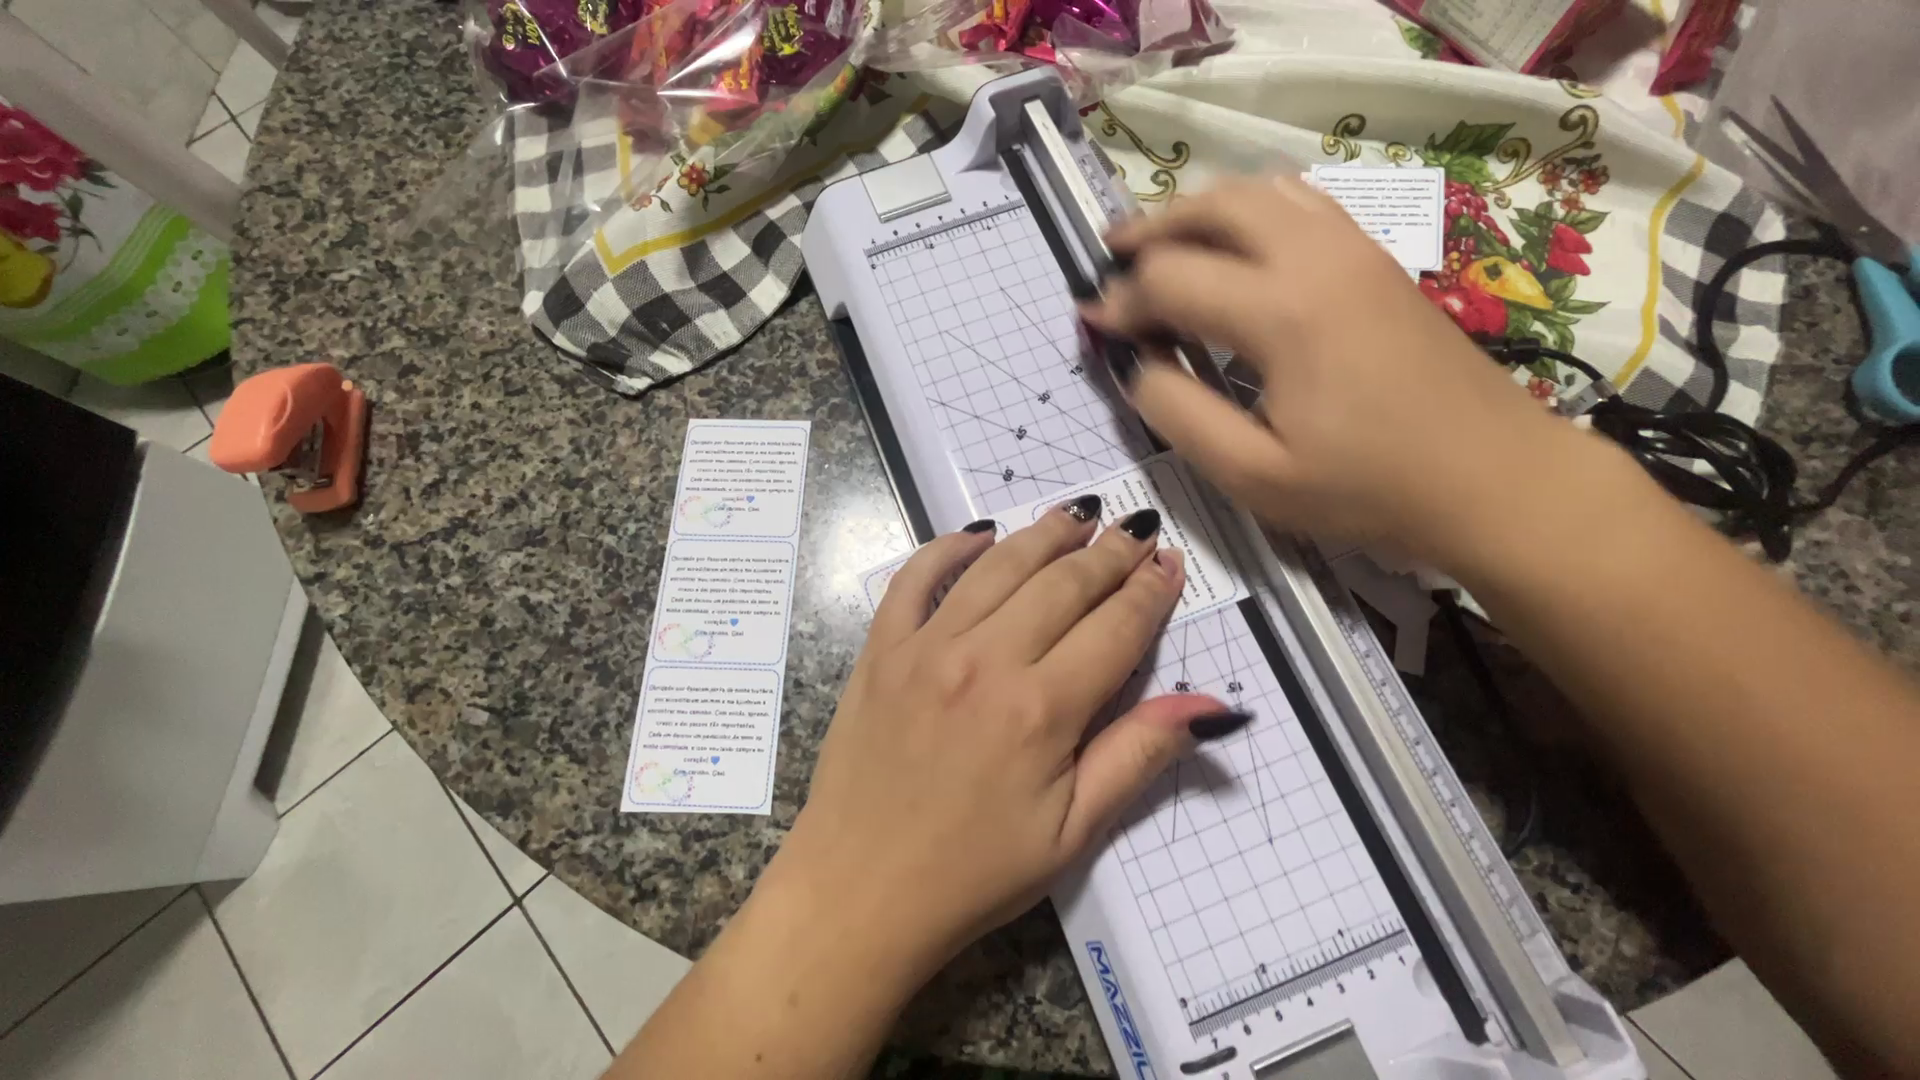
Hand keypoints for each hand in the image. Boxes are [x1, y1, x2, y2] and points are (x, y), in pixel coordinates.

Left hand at [771, 500, 1244, 978]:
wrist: (860, 892)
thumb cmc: (975, 874)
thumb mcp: (1072, 832)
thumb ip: (1138, 756)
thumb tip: (1212, 705)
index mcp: (1042, 710)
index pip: (1115, 627)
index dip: (1150, 590)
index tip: (1170, 561)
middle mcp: (986, 661)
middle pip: (1063, 584)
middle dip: (1108, 552)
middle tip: (1134, 528)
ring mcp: (926, 648)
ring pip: (998, 567)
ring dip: (1043, 535)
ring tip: (1075, 515)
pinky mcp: (880, 650)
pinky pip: (915, 578)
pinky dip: (949, 548)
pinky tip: (979, 535)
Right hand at [1080, 175, 1572, 570]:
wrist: (1494, 480)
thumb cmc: (1369, 490)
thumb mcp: (1255, 476)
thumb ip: (1180, 415)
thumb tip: (1138, 368)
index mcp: (1282, 312)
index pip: (1171, 279)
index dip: (1119, 301)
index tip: (1089, 325)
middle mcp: (1316, 258)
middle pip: (1214, 207)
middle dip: (1151, 227)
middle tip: (1110, 255)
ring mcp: (1355, 249)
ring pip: (1260, 191)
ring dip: (1200, 209)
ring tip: (1162, 241)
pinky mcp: (1378, 260)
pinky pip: (1301, 202)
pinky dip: (1251, 208)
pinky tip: (1239, 243)